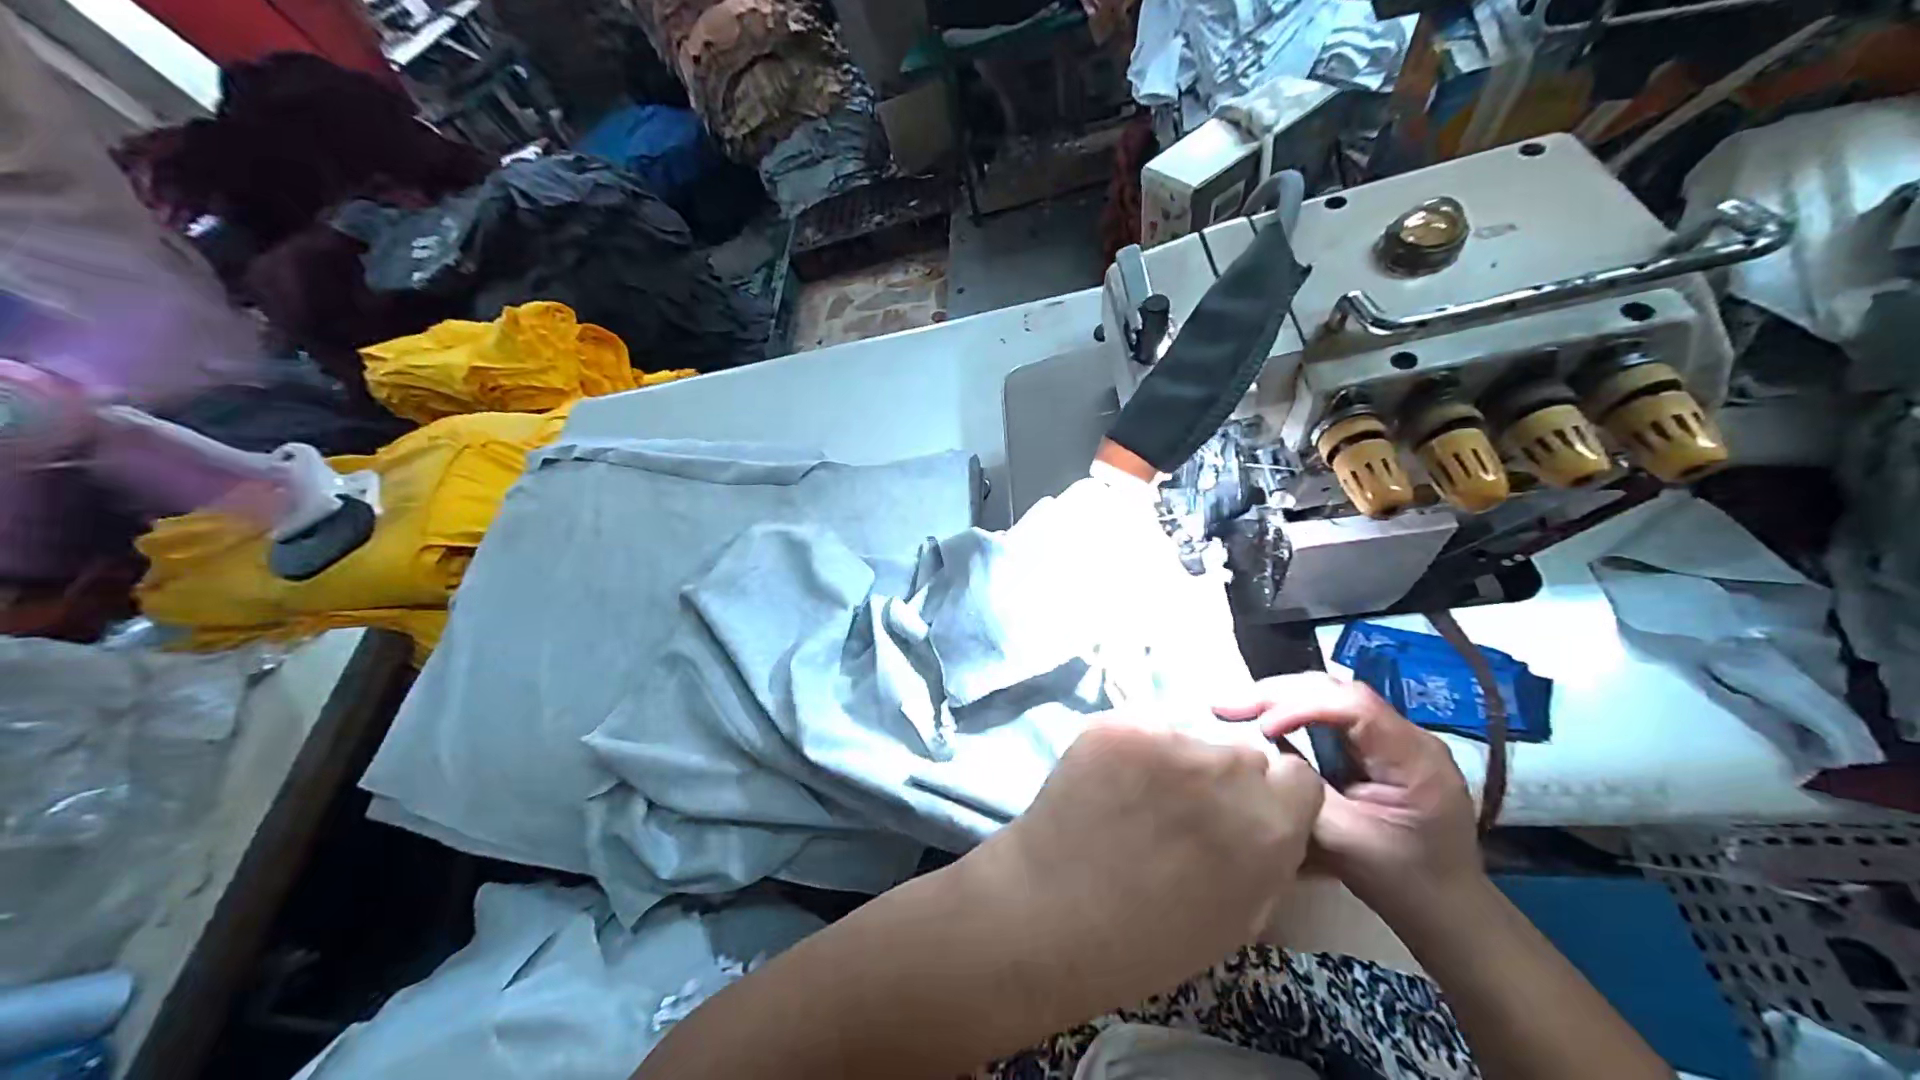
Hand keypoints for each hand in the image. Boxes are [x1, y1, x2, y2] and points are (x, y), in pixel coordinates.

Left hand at [962, 715, 1323, 1009]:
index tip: (1238, 814)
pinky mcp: (1116, 723)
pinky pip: (1139, 727)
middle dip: (1221, 776)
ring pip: (1187, 735)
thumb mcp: (1242, 914)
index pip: (1293, 775)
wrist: (1052, 913)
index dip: (1268, 796)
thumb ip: (1271, 855)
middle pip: (1239, 751)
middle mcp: (1225, 767)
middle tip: (1181, 808)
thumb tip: (1283, 823)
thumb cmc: (1152, 936)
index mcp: (1270, 821)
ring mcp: (1165, 738)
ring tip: (1137, 798)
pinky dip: (1129, 749)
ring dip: (1173, 759)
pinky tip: (1106, 783)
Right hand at [1215, 673, 1481, 916]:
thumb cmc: (1399, 880)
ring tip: (1238, 708)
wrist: (1446, 909)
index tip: (1262, 728)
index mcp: (1414, 758)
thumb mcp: (1344, 840)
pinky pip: (1332, 714)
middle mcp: (1410, 735)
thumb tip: (1258, 757)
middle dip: (1280, 694)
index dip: (1301, 706)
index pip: (1354, 706)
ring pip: (1332, 695)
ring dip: (1282, 697)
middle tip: (1228, 707)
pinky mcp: (1378, 746)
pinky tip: (1265, 718)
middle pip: (1339, 690)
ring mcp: (1395, 737)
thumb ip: (1304, 791)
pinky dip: (1294, 711)